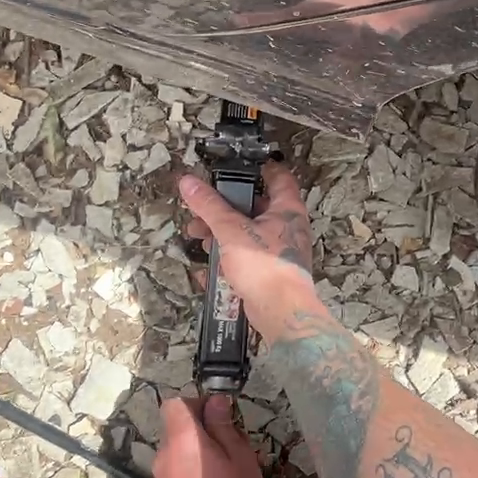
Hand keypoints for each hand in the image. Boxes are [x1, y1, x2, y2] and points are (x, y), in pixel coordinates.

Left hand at [154, 394, 270, 477]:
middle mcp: (164, 454)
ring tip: (230, 468)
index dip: (198, 403)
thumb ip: (224, 426)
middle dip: (204, 427)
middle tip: (235, 444)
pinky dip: (196, 467)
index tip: (223, 416)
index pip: (175, 403)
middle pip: (178, 426)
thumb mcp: (240, 458)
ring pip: (181, 448)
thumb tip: (215, 402)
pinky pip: (180, 467)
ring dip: (202, 449)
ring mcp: (162, 477)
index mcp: (181, 439)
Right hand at [179, 162, 320, 339]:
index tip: (238, 166)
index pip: (278, 177)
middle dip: (224, 211)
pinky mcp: (270, 272)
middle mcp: (288, 228)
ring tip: (201, 241)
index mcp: (287, 209)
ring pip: (247, 235)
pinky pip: (246, 259)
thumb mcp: (231, 230)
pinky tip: (209, 269)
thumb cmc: (265, 266)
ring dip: (222, 236)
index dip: (260, 168)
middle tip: (201, 213)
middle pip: (254, 208)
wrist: (281, 311)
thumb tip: (189, 182)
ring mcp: (280, 251)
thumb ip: (209, 206)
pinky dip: (228, 260)